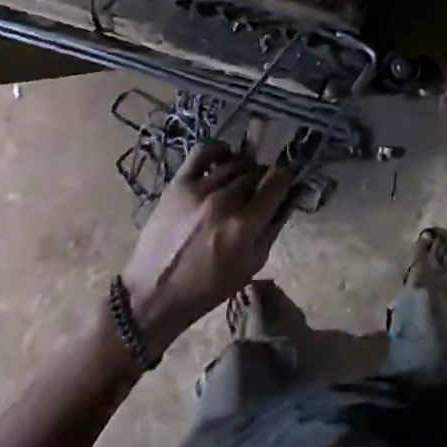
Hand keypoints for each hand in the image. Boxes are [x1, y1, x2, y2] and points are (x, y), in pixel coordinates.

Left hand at [120, 142, 294, 336]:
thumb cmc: (208, 287)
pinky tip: (224, 158)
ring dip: (244, 169)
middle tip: (259, 193)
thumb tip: (294, 194)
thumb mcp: (253, 263)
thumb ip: (275, 225)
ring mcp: (199, 189)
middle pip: (258, 171)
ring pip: (235, 162)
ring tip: (240, 183)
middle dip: (264, 179)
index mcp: (246, 224)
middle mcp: (225, 201)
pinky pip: (203, 152)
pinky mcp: (178, 185)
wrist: (153, 296)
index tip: (284, 185)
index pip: (279, 180)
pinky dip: (219, 150)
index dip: (286, 179)